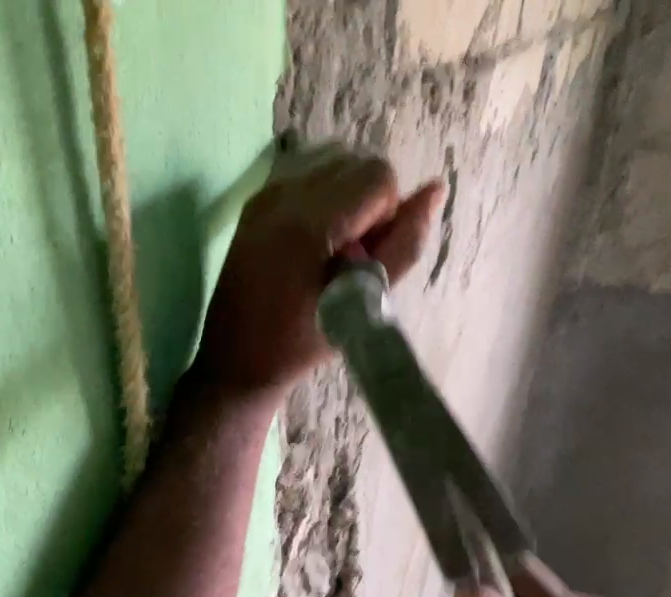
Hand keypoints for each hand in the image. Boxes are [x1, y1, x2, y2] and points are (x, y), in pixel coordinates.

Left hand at [193, 144, 443, 394]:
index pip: (378, 175)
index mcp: (309, 222)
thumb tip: (434, 190)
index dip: (386, 216)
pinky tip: (312, 240)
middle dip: (367, 203)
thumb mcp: (363, 304)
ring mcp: (264, 194)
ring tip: (331, 246)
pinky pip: (306, 174)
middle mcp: (283, 195)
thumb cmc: (301, 343)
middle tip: (350, 256)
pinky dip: (322, 196)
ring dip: (346, 197)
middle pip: (356, 162)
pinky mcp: (255, 202)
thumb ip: (403, 246)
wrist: (236, 360)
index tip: (365, 258)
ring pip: (332, 161)